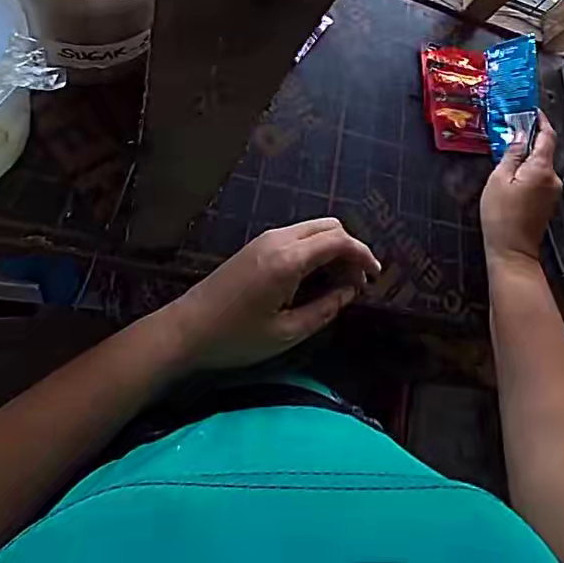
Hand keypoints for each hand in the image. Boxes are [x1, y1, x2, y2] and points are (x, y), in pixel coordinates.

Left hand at [156, 218, 381, 371]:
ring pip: (313, 228)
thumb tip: (349, 291)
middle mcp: (278, 239)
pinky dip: (317, 247)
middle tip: (359, 282)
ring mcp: (266, 238)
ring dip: (334, 247)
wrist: (187, 328)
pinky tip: (318, 275)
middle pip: (328, 226)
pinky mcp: (258, 244)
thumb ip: (324, 309)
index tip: (376, 276)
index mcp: (287, 260)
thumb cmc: (236, 337)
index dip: (363, 255)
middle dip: (351, 248)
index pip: (338, 241)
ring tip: (342, 282)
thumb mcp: (286, 333)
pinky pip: (298, 235)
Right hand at [480, 113, 560, 264]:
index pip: (548, 137)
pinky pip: (539, 178)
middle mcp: (553, 178)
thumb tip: (520, 136)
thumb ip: (512, 154)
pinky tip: (511, 177)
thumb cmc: (501, 215)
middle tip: (508, 133)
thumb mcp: (499, 178)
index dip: (541, 121)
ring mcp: (552, 191)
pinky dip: (528, 172)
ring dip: (526, 158)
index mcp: (542, 169)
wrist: (512, 250)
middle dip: (528, 141)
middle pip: (544, 151)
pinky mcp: (547, 201)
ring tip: (504, 157)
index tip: (532, 111)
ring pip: (540, 165)